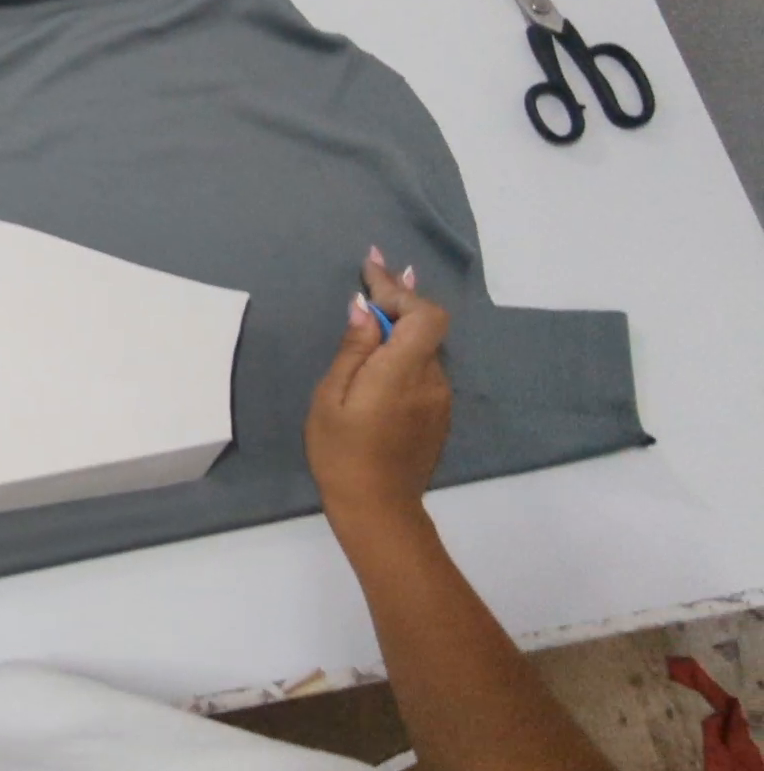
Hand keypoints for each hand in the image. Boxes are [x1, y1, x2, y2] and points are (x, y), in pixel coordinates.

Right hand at [305, 249, 452, 528]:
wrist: (376, 504)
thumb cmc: (340, 449)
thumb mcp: (331, 397)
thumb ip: (353, 350)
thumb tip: (364, 309)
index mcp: (402, 373)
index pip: (422, 316)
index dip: (399, 289)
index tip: (372, 266)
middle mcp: (432, 379)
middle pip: (427, 325)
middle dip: (400, 295)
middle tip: (376, 268)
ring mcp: (440, 397)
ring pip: (426, 344)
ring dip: (403, 319)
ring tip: (379, 298)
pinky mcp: (437, 410)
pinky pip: (424, 364)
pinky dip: (406, 344)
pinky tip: (387, 342)